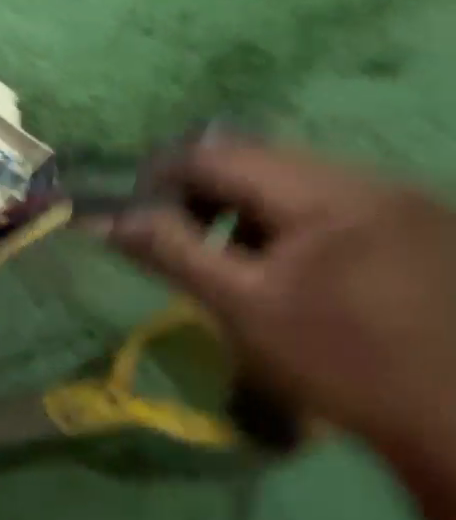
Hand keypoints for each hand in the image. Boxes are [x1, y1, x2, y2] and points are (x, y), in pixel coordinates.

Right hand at [108, 139, 455, 462]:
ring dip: (243, 208)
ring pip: (290, 179)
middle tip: (177, 240)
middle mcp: (374, 182)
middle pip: (255, 159)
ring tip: (230, 258)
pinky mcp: (421, 229)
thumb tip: (98, 218)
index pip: (216, 154)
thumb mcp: (239, 307)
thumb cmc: (343, 364)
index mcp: (331, 194)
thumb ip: (168, 250)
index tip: (135, 219)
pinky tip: (285, 267)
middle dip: (203, 194)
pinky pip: (329, 202)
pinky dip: (288, 223)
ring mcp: (407, 204)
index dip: (160, 178)